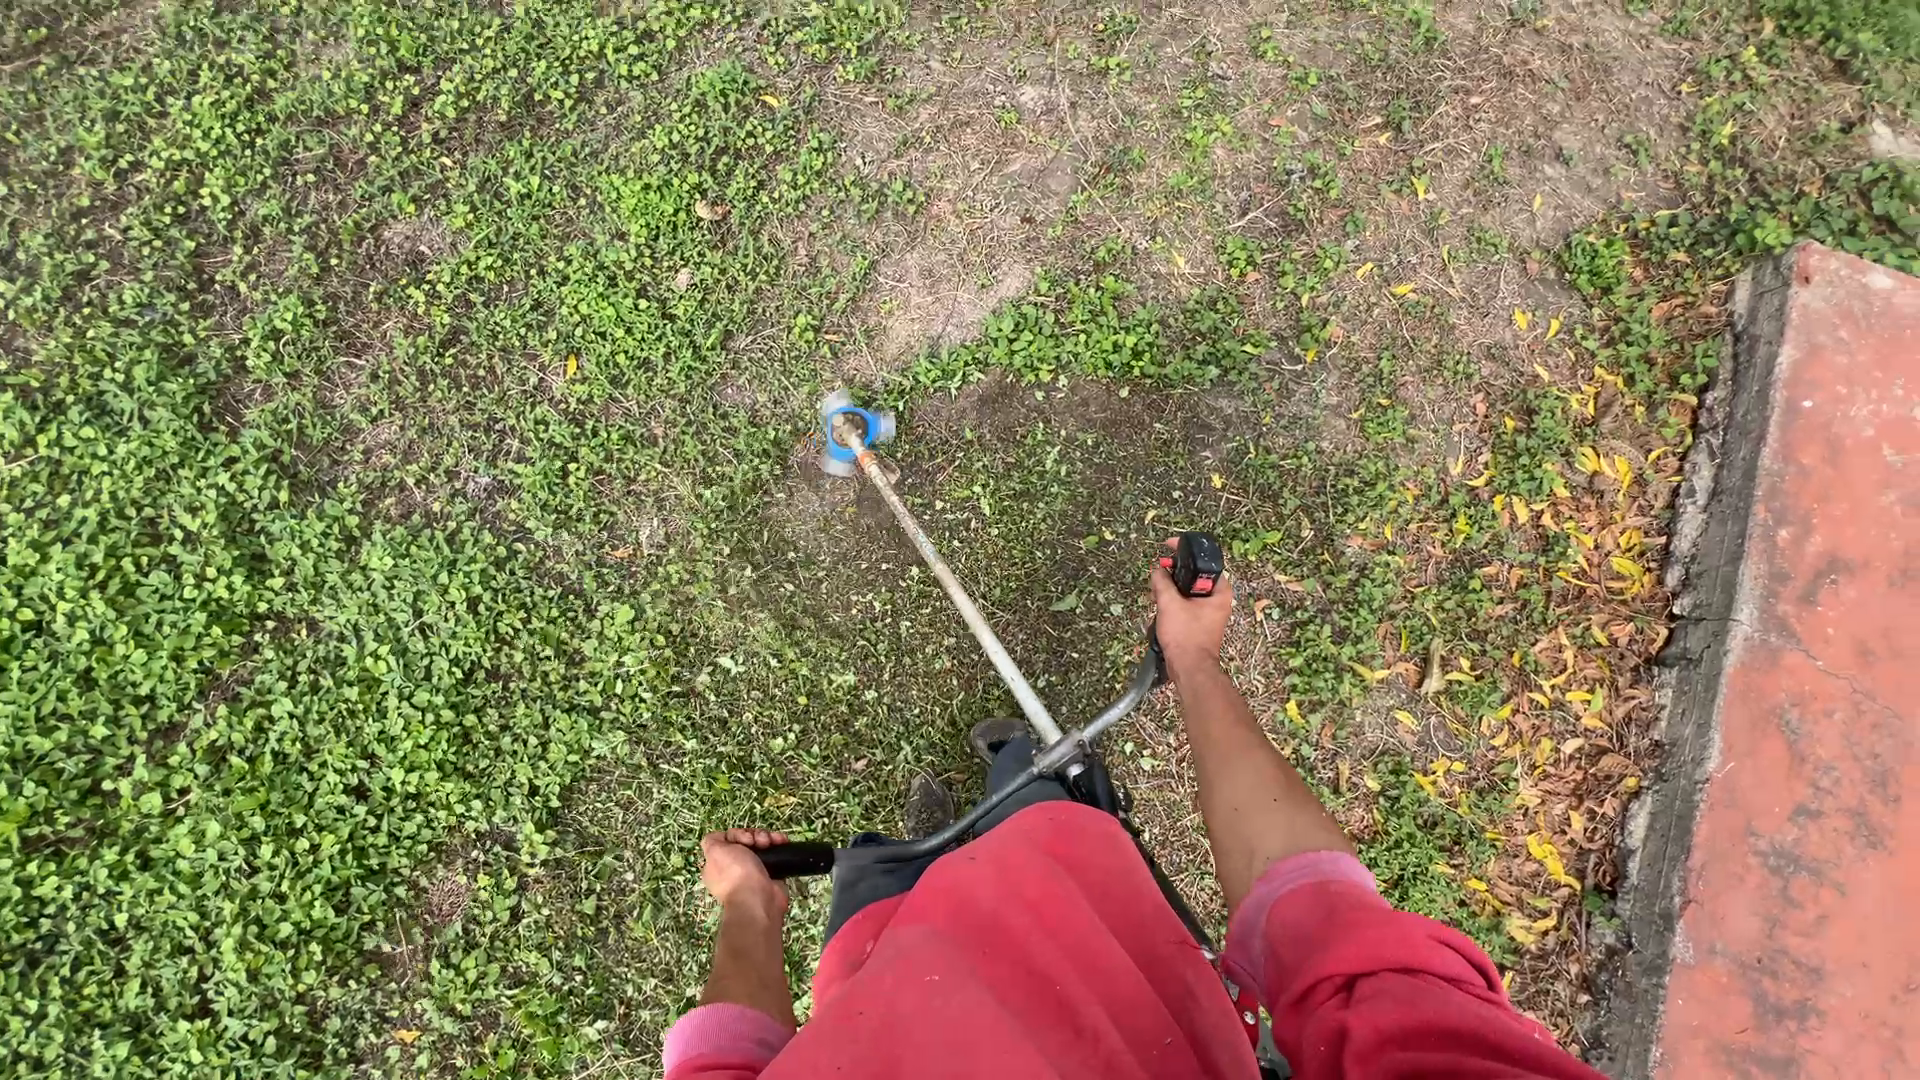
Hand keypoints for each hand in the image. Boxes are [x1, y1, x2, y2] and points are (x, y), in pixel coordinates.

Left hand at [699, 829, 789, 919]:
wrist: (758, 897)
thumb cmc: (736, 873)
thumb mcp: (715, 852)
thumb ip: (711, 841)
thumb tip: (718, 837)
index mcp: (717, 864)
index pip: (727, 839)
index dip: (737, 835)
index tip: (745, 839)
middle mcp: (734, 866)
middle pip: (745, 840)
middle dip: (754, 835)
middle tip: (759, 842)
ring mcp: (752, 870)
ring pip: (759, 843)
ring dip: (767, 837)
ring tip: (772, 843)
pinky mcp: (768, 872)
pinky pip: (772, 851)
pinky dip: (777, 844)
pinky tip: (781, 842)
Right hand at [1150, 537, 1232, 679]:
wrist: (1189, 668)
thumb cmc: (1185, 635)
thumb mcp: (1169, 603)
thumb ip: (1162, 581)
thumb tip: (1157, 570)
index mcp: (1220, 590)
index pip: (1203, 561)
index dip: (1183, 552)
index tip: (1167, 545)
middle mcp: (1218, 598)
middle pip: (1192, 575)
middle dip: (1172, 575)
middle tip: (1158, 576)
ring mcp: (1209, 611)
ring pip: (1186, 590)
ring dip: (1169, 590)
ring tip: (1155, 595)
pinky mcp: (1199, 621)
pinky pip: (1184, 604)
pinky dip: (1171, 602)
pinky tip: (1158, 608)